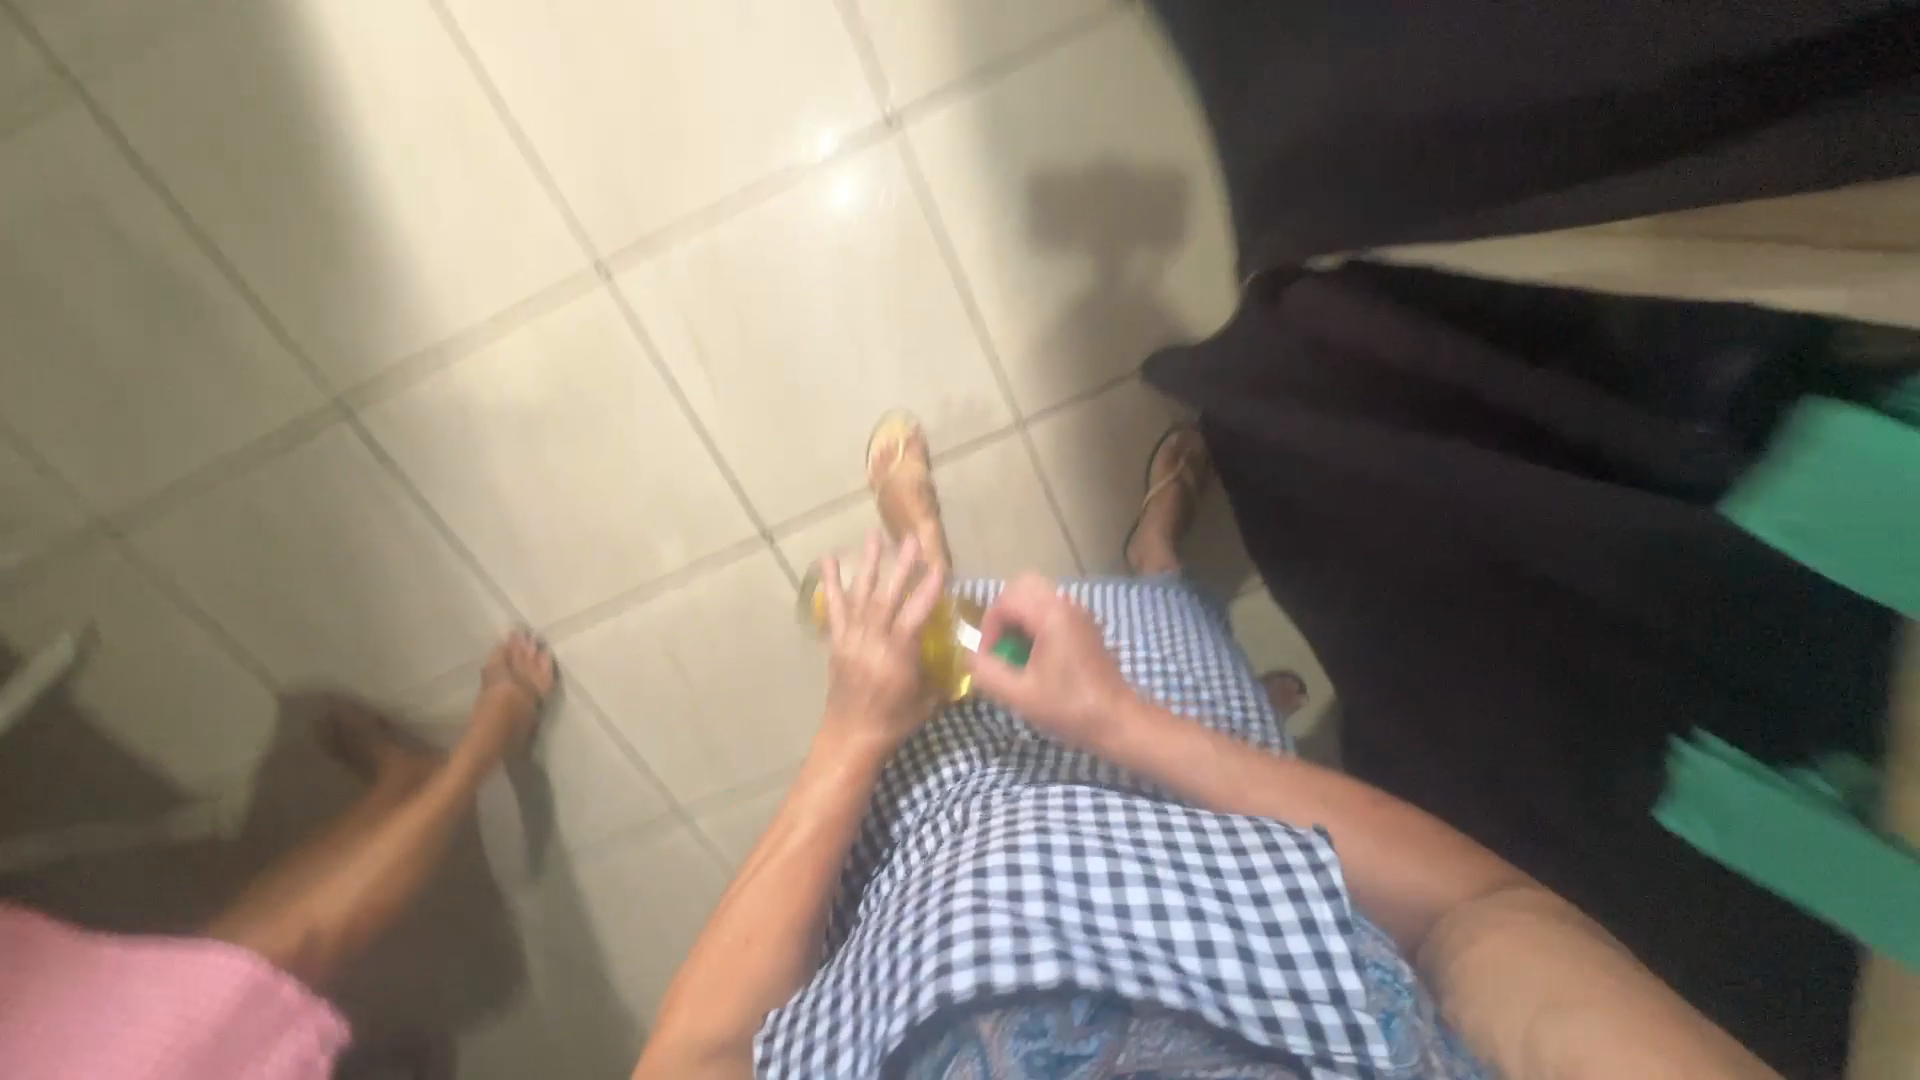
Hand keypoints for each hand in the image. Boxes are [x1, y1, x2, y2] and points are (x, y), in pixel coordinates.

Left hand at [816, 531, 946, 754]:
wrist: (851, 738)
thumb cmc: (894, 722)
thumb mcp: (927, 700)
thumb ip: (942, 673)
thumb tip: (962, 654)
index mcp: (898, 655)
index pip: (916, 614)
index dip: (928, 590)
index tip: (939, 566)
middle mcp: (873, 641)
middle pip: (888, 596)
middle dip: (901, 566)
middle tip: (911, 539)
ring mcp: (851, 638)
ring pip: (861, 595)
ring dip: (869, 564)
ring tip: (874, 536)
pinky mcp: (837, 641)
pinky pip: (835, 608)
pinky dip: (831, 583)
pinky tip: (828, 560)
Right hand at [966, 574, 1135, 748]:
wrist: (1118, 721)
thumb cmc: (1069, 708)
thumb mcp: (1020, 695)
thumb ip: (987, 672)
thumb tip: (966, 655)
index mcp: (1051, 615)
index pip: (1006, 600)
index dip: (989, 626)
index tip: (989, 656)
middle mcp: (1067, 605)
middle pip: (1023, 585)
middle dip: (1004, 611)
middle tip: (1000, 643)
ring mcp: (1080, 614)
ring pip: (1039, 595)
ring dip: (1020, 616)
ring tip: (1017, 651)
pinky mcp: (1087, 627)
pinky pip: (1054, 609)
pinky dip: (1037, 622)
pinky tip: (1037, 656)